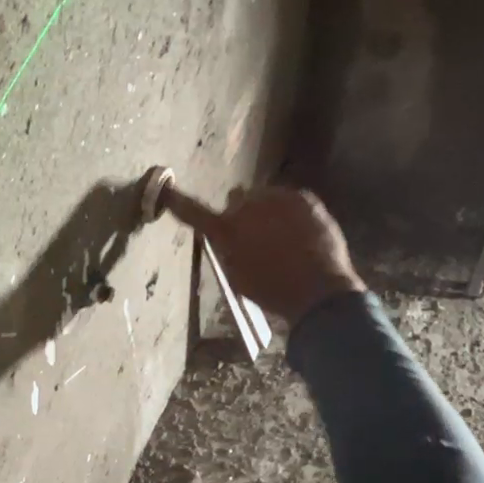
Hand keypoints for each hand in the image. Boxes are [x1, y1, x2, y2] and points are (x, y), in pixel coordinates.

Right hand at [164, 185, 364, 324]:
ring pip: (266, 197)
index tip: (167, 191)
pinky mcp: (303, 197)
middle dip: (243, 212)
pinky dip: (290, 212)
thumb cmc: (271, 291)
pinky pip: (290, 199)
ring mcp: (279, 198)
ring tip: (283, 238)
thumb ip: (227, 249)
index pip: (196, 214)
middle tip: (256, 237)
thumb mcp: (237, 276)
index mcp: (226, 231)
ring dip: (268, 210)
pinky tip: (299, 234)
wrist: (317, 289)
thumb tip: (225, 235)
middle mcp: (248, 207)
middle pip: (239, 199)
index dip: (179, 203)